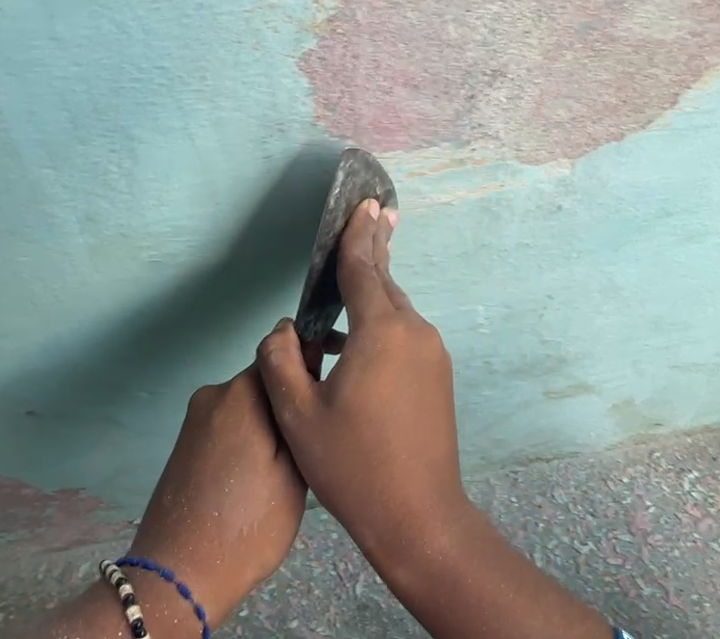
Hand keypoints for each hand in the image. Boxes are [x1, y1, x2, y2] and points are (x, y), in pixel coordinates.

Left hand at [37, 355, 305, 638]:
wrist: (180, 572)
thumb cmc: (249, 522)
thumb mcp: (294, 469)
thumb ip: (298, 414)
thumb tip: (304, 376)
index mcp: (242, 391)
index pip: (284, 350)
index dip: (309, 366)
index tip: (326, 397)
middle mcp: (214, 393)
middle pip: (264, 381)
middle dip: (287, 404)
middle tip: (306, 447)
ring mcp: (195, 418)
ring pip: (247, 406)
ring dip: (266, 426)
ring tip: (282, 471)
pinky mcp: (186, 442)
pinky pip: (228, 426)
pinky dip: (245, 442)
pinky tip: (255, 480)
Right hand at [255, 201, 611, 638]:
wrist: (420, 517)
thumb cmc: (354, 467)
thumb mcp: (299, 416)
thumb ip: (282, 360)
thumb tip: (283, 328)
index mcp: (380, 332)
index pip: (364, 268)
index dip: (358, 234)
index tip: (365, 201)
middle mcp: (413, 332)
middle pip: (384, 283)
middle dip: (371, 251)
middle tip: (371, 213)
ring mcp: (432, 354)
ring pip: (395, 310)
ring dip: (374, 291)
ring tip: (354, 276)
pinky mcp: (438, 375)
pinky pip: (404, 333)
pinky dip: (381, 322)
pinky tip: (359, 340)